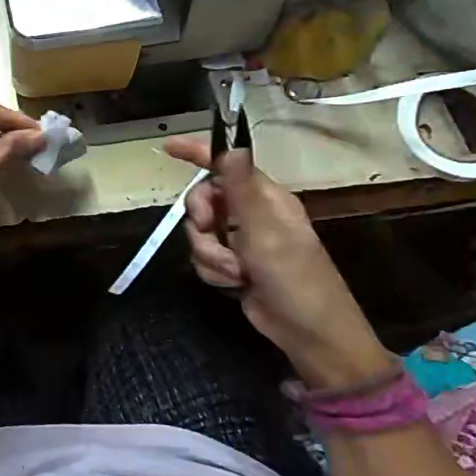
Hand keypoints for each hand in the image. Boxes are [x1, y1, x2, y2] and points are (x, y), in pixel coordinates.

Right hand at [165, 134, 397, 392]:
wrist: (307, 331)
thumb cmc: (294, 276)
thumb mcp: (265, 230)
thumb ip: (242, 188)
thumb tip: (232, 143)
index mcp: (265, 197)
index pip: (226, 164)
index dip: (197, 153)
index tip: (167, 147)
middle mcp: (251, 214)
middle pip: (204, 201)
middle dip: (201, 220)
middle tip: (209, 230)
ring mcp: (241, 242)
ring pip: (199, 234)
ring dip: (210, 255)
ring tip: (235, 272)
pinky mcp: (233, 266)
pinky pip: (204, 258)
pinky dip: (213, 272)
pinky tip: (234, 284)